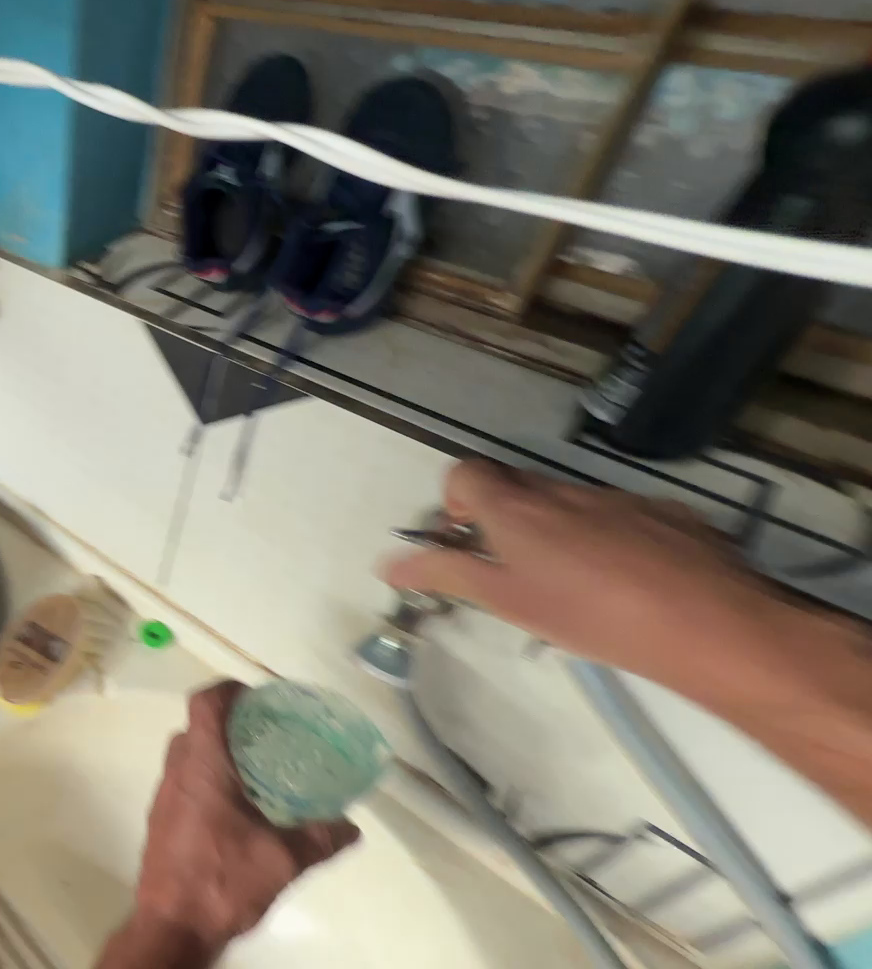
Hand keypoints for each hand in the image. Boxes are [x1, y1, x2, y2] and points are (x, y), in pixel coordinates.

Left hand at [103, 682, 359, 966]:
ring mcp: (165, 792)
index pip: (204, 703)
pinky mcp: (163, 815)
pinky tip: (238, 805)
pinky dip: (208, 776)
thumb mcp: (282, 859)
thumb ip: (318, 838)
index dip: (227, 689)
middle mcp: (177, 768)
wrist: (171, 921)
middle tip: (267, 734)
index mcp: (201, 763)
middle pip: (197, 725)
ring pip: (188, 752)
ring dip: (218, 750)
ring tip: (258, 769)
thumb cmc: (222, 878)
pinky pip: (185, 778)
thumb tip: (351, 826)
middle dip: (229, 722)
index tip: (256, 695)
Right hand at [378, 459, 782, 687]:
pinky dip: (613, 535)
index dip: (457, 497)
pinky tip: (634, 578)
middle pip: (516, 484)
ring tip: (580, 578)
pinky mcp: (673, 514)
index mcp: (514, 508)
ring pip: (570, 501)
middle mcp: (561, 491)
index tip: (467, 535)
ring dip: (560, 527)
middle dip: (505, 514)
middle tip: (515, 563)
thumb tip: (386, 564)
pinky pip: (623, 514)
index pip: (466, 472)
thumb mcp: (503, 600)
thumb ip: (443, 574)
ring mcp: (621, 499)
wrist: (713, 626)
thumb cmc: (588, 614)